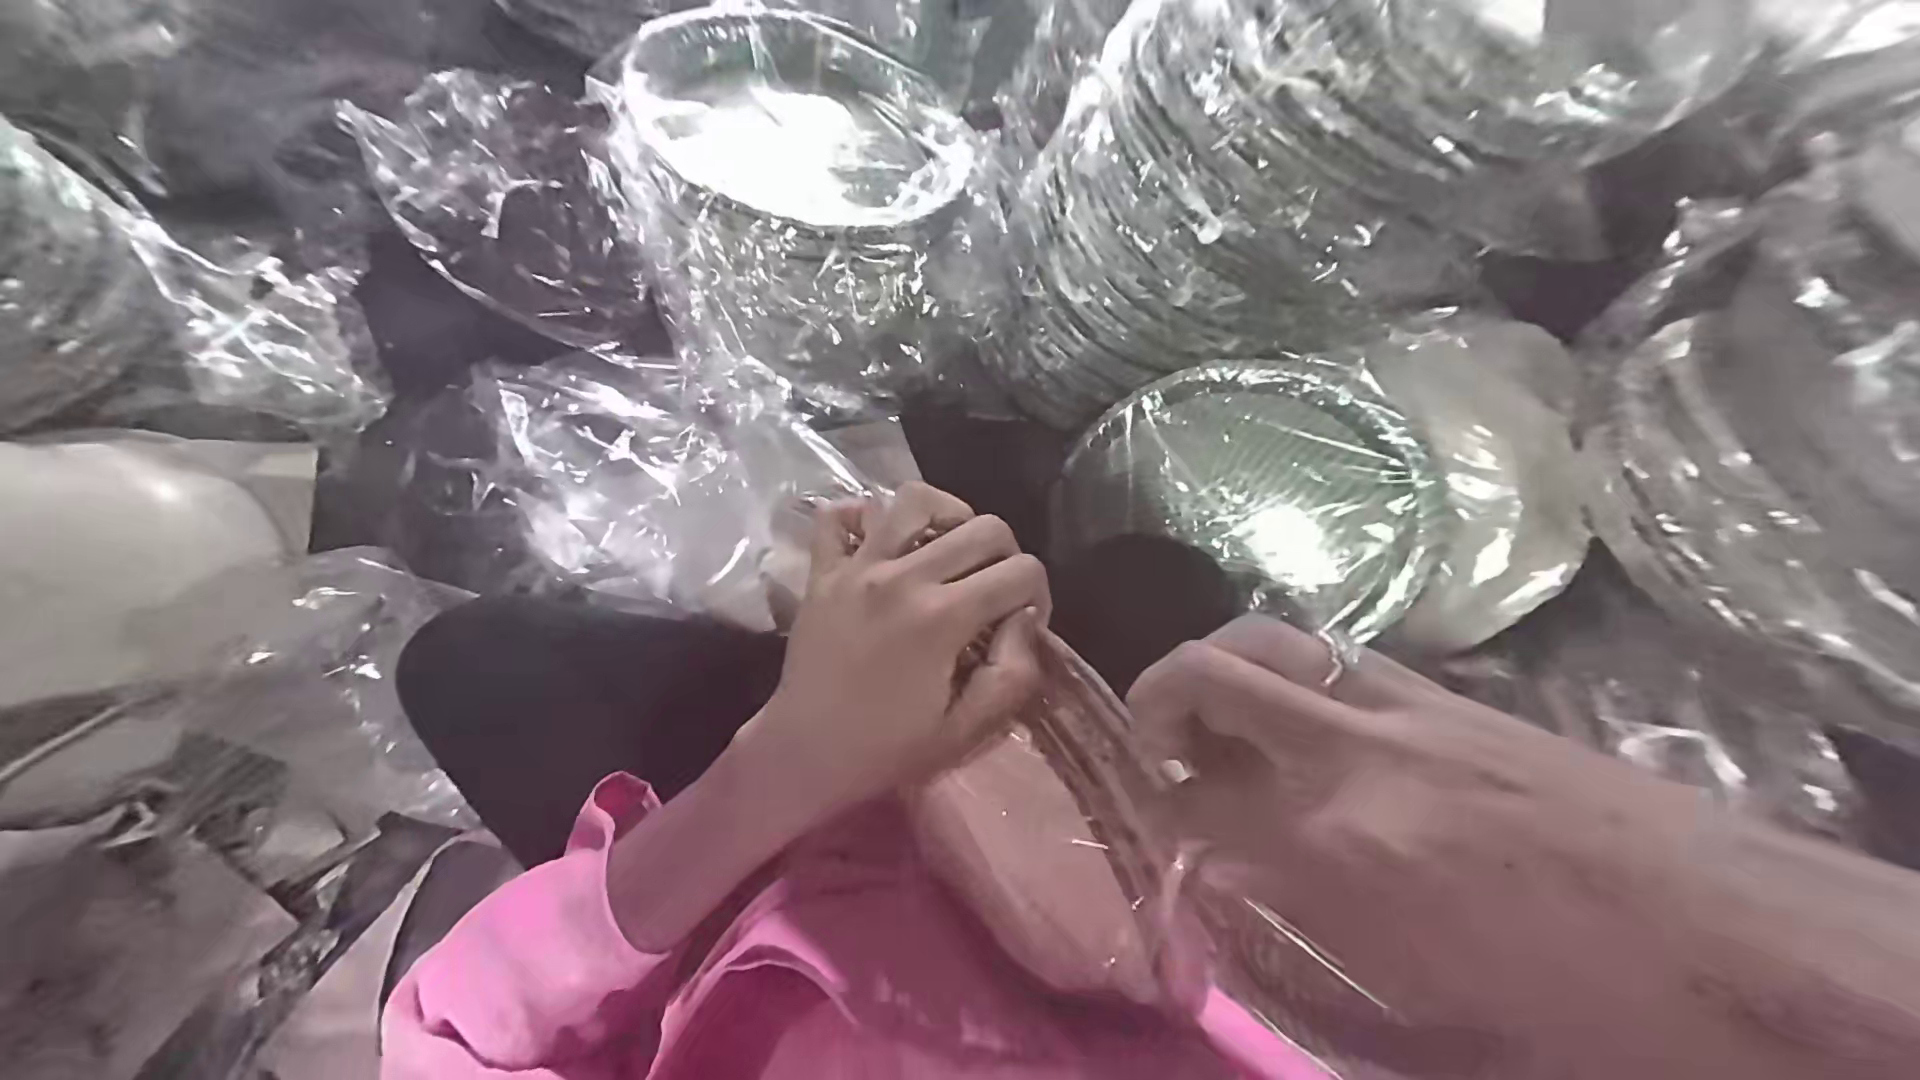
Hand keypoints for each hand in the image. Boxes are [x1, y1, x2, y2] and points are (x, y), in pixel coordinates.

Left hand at [732, 483, 1050, 827]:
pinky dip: (866, 516)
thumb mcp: (967, 729)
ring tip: (948, 552)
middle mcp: (902, 577)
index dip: (1038, 594)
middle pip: (984, 527)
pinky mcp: (823, 569)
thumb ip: (1013, 672)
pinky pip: (840, 514)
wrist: (804, 751)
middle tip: (994, 589)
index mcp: (942, 618)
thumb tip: (1025, 618)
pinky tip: (884, 543)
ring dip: (948, 518)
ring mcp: (857, 566)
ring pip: (914, 498)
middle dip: (1008, 555)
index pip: (1021, 572)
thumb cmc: (889, 748)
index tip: (1023, 622)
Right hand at [1129, 616, 1919, 1079]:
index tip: (1143, 831)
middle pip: (1206, 671)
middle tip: (1151, 744)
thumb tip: (1219, 888)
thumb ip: (1294, 939)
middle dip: (1153, 700)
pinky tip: (1304, 723)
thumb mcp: (1423, 1021)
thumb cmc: (1587, 1015)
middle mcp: (1356, 751)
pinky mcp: (1448, 694)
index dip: (1150, 817)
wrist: (1771, 958)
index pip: (1191, 803)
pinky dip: (1287, 676)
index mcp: (1343, 845)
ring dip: (1219, 670)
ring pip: (1267, 640)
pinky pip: (1330, 655)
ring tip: (1215, 718)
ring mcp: (1405, 705)